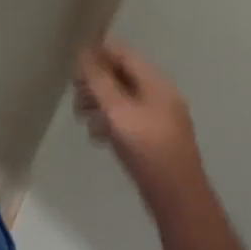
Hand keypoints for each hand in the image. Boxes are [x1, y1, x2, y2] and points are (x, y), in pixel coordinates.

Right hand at [75, 41, 205, 200]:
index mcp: (155, 83)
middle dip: (95, 81)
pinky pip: (127, 118)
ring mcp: (158, 117)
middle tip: (75, 94)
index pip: (123, 53)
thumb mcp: (117, 110)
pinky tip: (97, 136)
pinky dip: (110, 120)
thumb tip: (84, 52)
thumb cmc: (146, 147)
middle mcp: (159, 95)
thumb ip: (99, 80)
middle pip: (121, 75)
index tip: (73, 65)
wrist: (177, 197)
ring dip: (99, 102)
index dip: (97, 53)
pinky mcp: (153, 137)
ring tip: (81, 117)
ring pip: (121, 98)